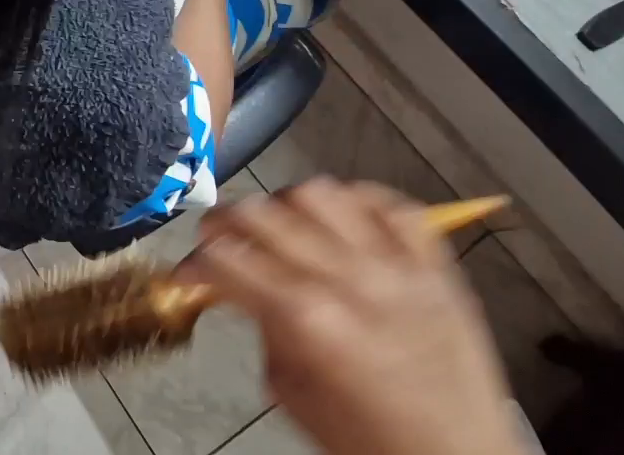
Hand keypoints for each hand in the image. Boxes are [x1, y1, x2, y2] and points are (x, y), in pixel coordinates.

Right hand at [176, 178, 525, 454]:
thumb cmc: (366, 439)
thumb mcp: (290, 390)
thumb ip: (260, 324)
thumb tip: (233, 286)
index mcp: (305, 318)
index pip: (222, 257)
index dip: (192, 263)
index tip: (188, 274)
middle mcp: (346, 281)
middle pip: (258, 212)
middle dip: (222, 223)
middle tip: (219, 241)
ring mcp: (396, 269)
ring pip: (319, 193)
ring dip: (286, 205)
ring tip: (282, 226)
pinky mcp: (435, 270)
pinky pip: (392, 206)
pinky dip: (359, 202)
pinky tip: (341, 222)